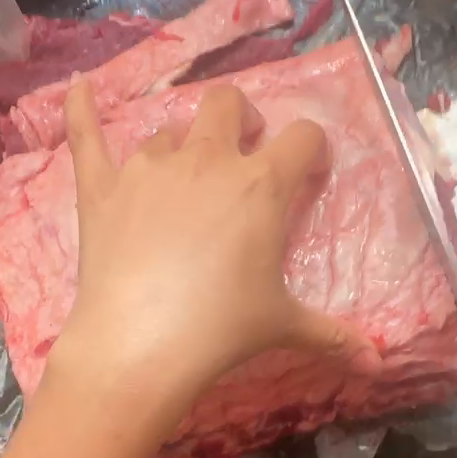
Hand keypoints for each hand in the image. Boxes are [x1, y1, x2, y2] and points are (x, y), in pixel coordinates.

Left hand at [46, 78, 379, 413]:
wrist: (143, 343)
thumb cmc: (223, 328)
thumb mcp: (284, 327)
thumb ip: (333, 336)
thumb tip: (379, 367)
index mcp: (261, 184)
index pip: (302, 137)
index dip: (310, 150)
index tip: (310, 169)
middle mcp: (207, 160)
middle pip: (228, 103)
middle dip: (240, 119)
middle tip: (242, 152)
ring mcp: (150, 168)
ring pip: (169, 129)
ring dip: (181, 144)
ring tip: (181, 177)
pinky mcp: (102, 187)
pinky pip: (87, 135)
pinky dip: (81, 111)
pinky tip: (78, 90)